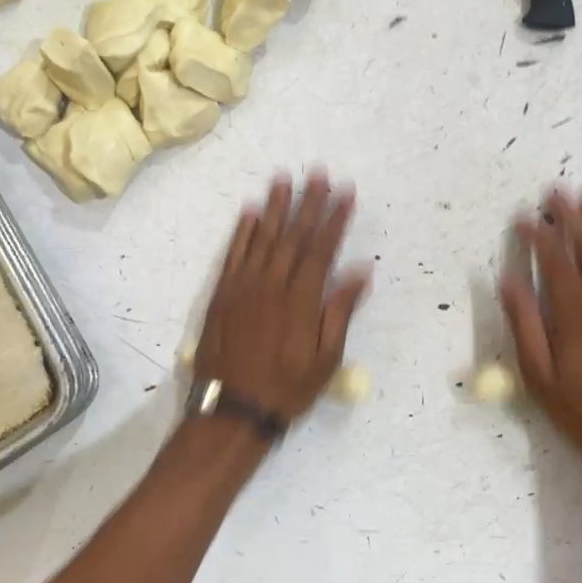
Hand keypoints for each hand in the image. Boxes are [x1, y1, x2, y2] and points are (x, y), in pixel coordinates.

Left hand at [195, 172, 369, 421]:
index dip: (335, 218)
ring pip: (263, 237)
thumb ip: (340, 311)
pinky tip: (251, 211)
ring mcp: (243, 285)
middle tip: (319, 172)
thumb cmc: (287, 388)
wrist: (232, 409)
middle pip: (294, 235)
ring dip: (276, 206)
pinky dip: (243, 231)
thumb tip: (359, 270)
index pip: (322, 248)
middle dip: (309, 202)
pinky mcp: (222, 292)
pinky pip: (234, 253)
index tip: (346, 193)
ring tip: (285, 178)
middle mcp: (272, 283)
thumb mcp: (326, 359)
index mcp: (301, 299)